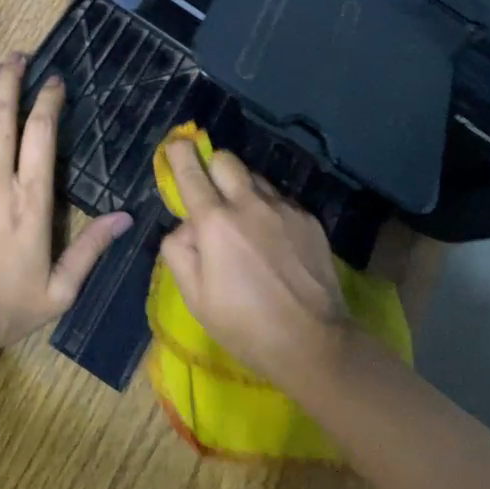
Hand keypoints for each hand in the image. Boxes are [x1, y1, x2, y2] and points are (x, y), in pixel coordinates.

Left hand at [0, 53, 131, 351]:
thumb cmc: (3, 307)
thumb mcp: (59, 291)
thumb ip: (91, 250)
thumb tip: (125, 218)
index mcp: (29, 202)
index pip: (40, 135)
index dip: (48, 101)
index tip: (54, 80)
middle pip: (1, 115)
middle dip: (10, 80)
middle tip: (19, 56)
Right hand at [158, 142, 352, 388]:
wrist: (313, 343)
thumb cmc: (244, 326)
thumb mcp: (195, 298)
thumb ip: (179, 252)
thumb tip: (184, 228)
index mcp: (215, 223)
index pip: (191, 172)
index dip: (179, 153)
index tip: (176, 145)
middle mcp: (249, 204)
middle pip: (225, 159)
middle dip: (213, 167)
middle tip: (212, 193)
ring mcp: (284, 209)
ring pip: (255, 178)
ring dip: (242, 190)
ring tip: (246, 223)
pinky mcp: (309, 219)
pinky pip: (280, 201)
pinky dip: (269, 211)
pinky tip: (274, 242)